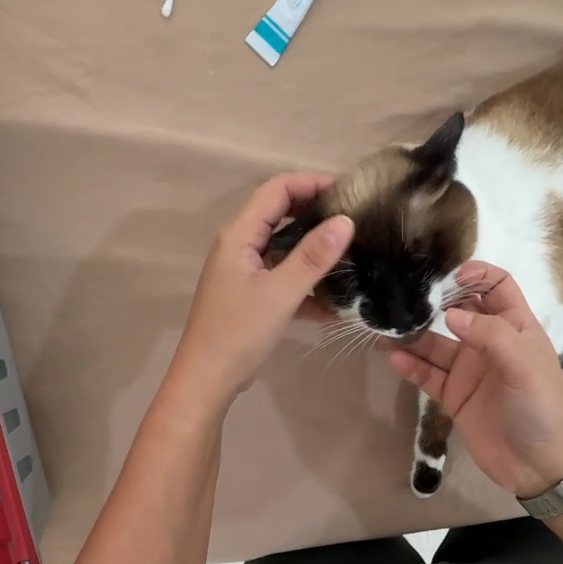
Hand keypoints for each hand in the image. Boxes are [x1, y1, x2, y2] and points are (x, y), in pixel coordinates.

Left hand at [166, 173, 353, 409]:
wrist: (207, 380)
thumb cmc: (238, 333)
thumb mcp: (280, 294)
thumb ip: (312, 257)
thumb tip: (346, 221)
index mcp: (239, 236)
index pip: (277, 189)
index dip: (311, 183)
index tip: (349, 193)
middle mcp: (240, 247)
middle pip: (281, 215)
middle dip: (317, 214)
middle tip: (355, 222)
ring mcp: (245, 273)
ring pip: (285, 250)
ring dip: (315, 253)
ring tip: (353, 257)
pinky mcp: (252, 298)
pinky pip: (284, 281)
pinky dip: (307, 287)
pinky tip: (336, 306)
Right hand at [386, 263, 562, 496]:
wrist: (542, 466)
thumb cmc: (543, 408)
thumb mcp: (524, 365)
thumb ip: (490, 335)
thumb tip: (450, 315)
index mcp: (516, 328)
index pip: (496, 287)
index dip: (475, 275)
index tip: (449, 277)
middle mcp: (490, 344)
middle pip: (458, 313)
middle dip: (433, 304)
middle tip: (405, 299)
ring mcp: (469, 371)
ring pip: (435, 345)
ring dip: (413, 336)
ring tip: (387, 329)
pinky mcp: (454, 397)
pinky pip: (428, 375)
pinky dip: (411, 366)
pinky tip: (394, 357)